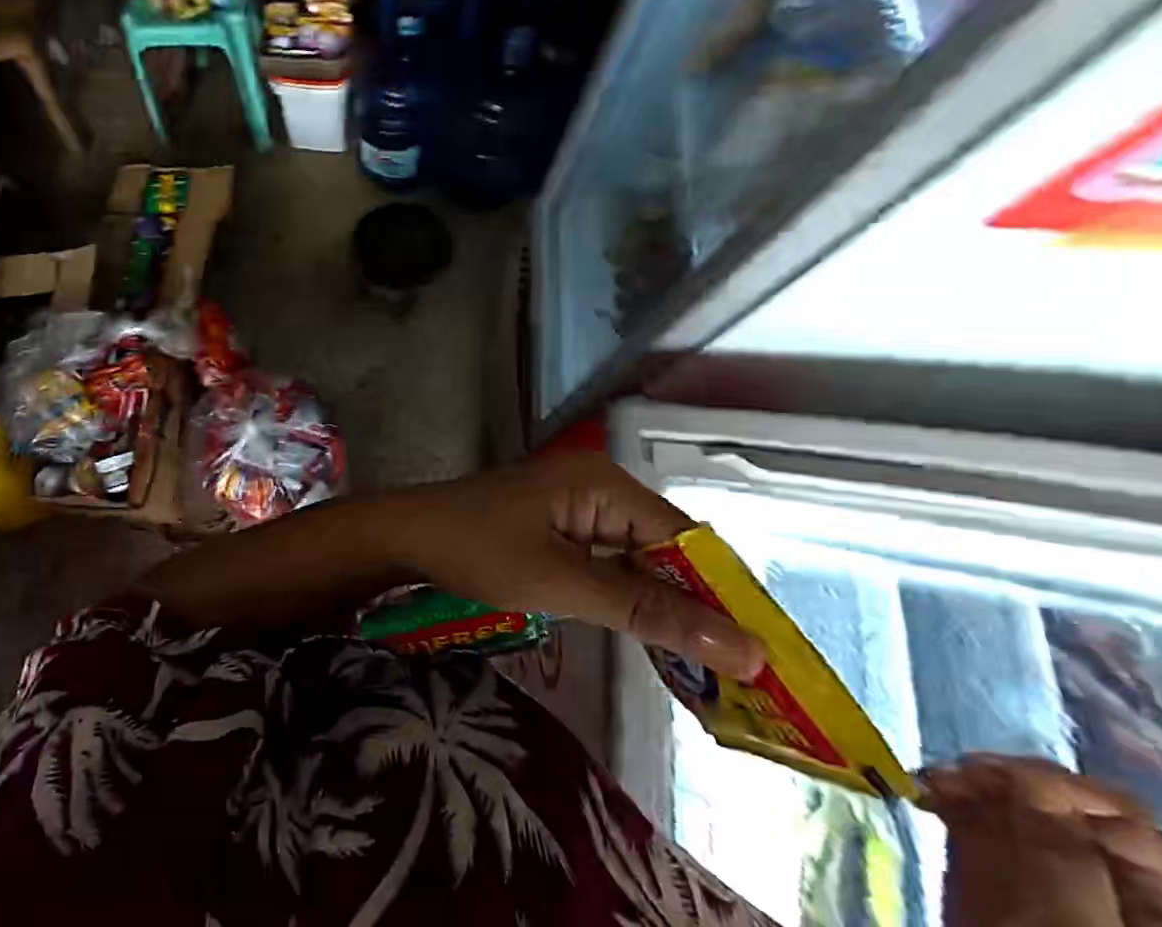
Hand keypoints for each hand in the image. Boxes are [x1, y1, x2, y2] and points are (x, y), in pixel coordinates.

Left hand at [389, 450, 765, 679]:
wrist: (401, 537)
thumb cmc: (475, 550)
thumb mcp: (563, 583)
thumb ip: (647, 611)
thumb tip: (746, 649)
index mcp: (605, 484)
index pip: (688, 542)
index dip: (725, 598)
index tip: (760, 659)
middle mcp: (597, 488)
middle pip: (665, 551)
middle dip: (695, 607)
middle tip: (735, 676)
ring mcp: (573, 507)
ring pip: (636, 561)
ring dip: (661, 608)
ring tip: (702, 669)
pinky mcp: (554, 528)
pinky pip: (605, 563)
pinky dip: (624, 599)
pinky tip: (645, 638)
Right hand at [926, 754, 1161, 926]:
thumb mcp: (1067, 923)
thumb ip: (1061, 854)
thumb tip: (1029, 777)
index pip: (1118, 820)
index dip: (1050, 784)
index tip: (976, 770)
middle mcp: (1120, 892)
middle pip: (1069, 815)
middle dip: (1004, 782)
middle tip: (945, 773)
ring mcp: (1060, 891)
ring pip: (1024, 819)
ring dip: (976, 788)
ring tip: (931, 781)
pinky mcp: (1009, 891)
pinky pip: (991, 837)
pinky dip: (961, 808)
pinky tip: (932, 797)